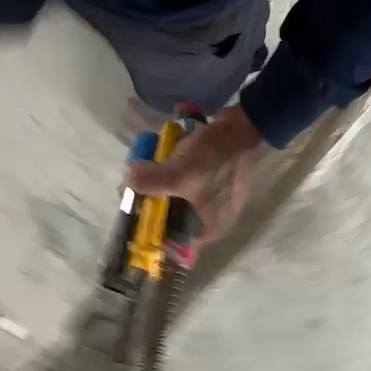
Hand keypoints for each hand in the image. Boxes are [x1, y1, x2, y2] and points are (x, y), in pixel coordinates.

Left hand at [126, 105, 270, 249]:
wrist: (243, 127)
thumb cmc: (216, 160)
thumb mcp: (179, 174)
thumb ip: (149, 182)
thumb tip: (128, 182)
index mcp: (207, 230)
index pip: (172, 244)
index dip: (150, 233)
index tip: (131, 215)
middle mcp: (209, 220)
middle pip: (171, 219)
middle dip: (151, 202)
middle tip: (134, 186)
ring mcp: (210, 198)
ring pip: (175, 197)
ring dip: (159, 183)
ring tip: (145, 167)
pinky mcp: (209, 179)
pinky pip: (183, 181)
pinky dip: (171, 170)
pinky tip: (160, 157)